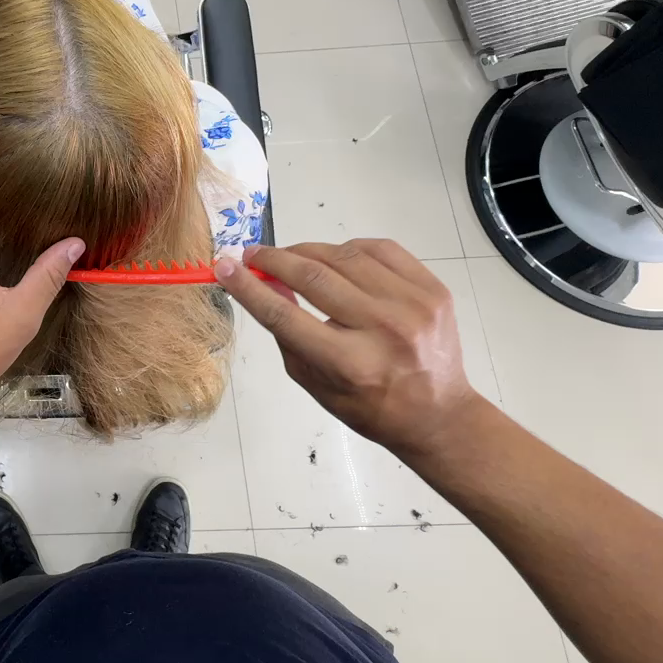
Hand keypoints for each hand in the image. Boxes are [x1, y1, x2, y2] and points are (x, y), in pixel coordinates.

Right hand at [216, 240, 481, 456]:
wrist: (439, 414)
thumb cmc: (366, 405)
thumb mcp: (312, 379)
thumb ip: (285, 331)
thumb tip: (263, 282)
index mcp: (349, 363)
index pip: (284, 314)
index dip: (248, 287)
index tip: (223, 266)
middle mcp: (384, 329)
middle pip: (312, 277)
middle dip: (273, 259)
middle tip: (251, 255)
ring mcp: (413, 305)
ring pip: (343, 255)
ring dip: (306, 252)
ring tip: (292, 259)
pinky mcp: (432, 289)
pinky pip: (380, 248)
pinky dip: (347, 249)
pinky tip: (335, 260)